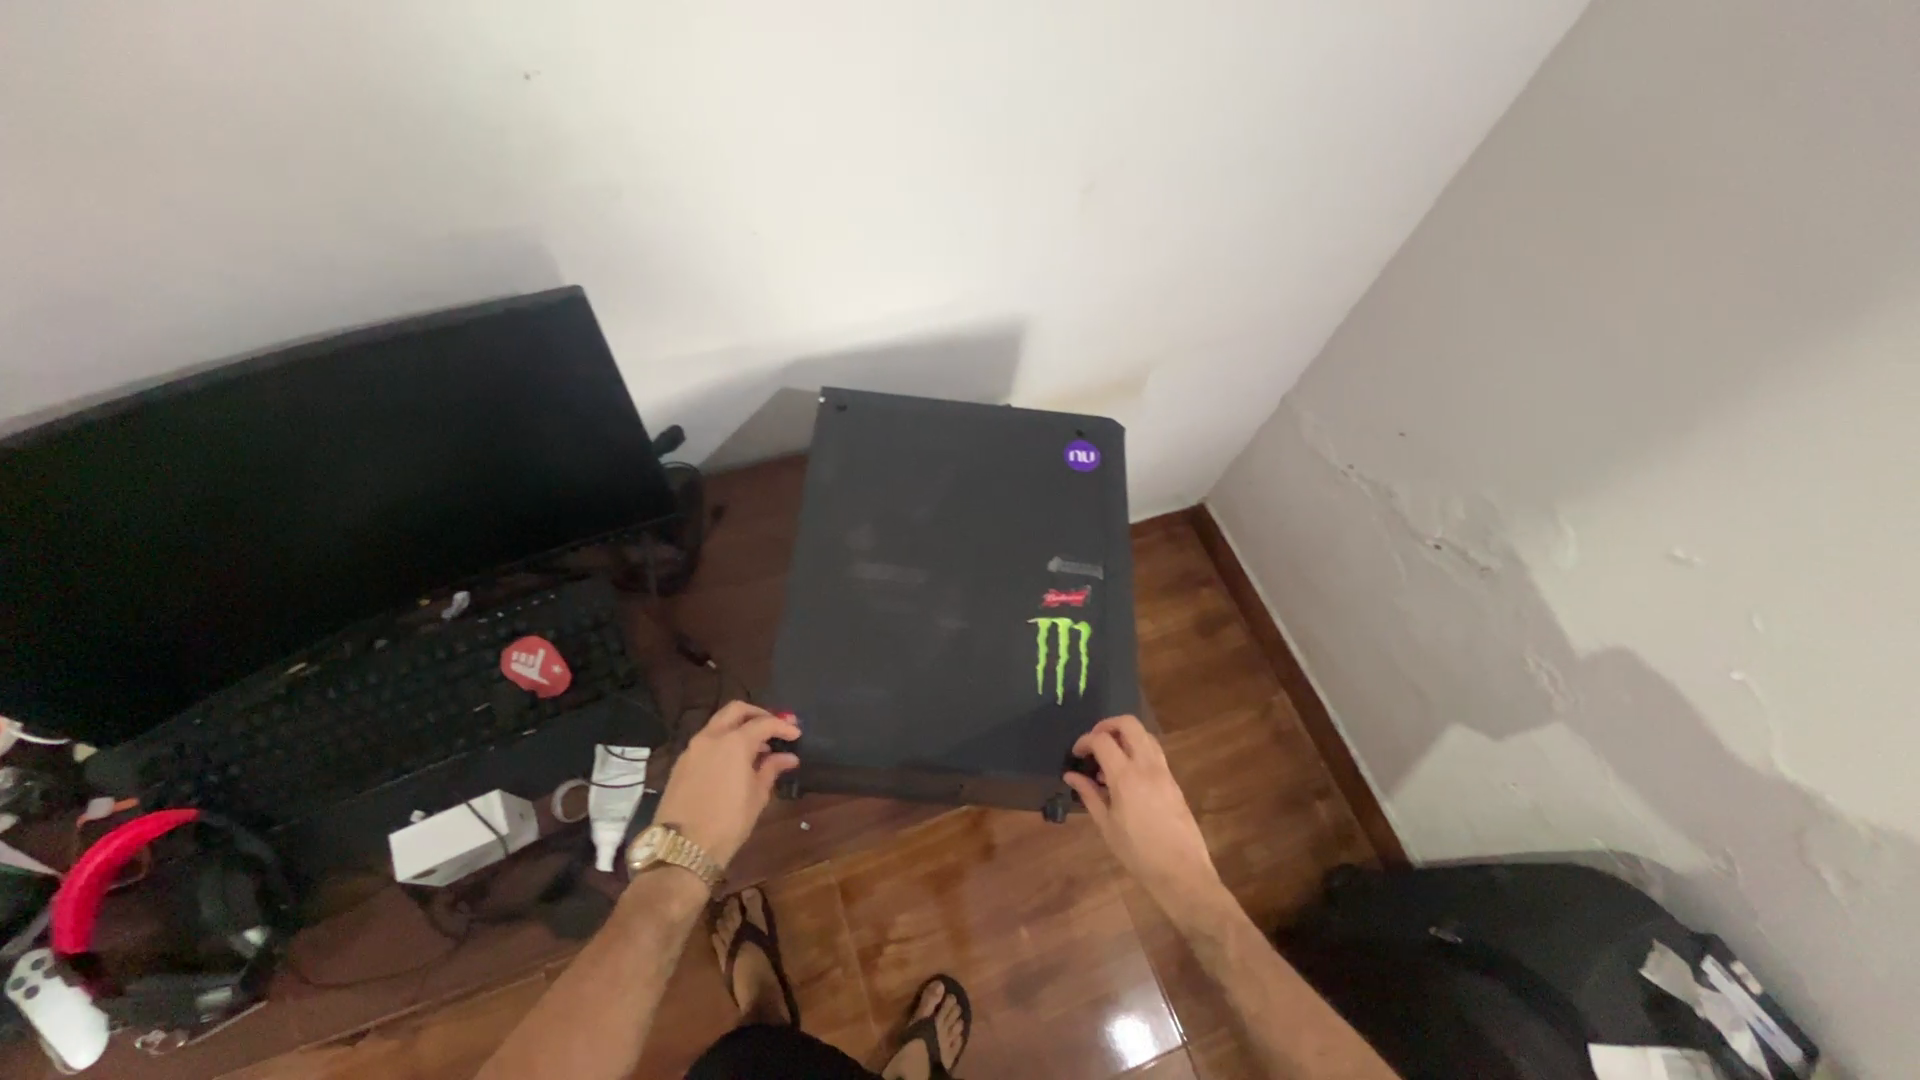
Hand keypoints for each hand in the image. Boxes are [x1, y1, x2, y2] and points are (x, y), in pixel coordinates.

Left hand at [653, 701, 800, 867]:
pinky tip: (735, 760)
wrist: (683, 847)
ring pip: (719, 724)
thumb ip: (771, 769)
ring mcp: (692, 749)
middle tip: (775, 727)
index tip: (797, 733)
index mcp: (734, 742)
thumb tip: (788, 757)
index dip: (783, 726)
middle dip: (758, 714)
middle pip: (736, 711)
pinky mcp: (682, 763)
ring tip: (758, 746)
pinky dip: (724, 741)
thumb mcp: (757, 796)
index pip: (764, 723)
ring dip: (739, 727)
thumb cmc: (728, 822)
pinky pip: (707, 741)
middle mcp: (711, 737)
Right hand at [1063, 715, 1225, 916]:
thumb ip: (1089, 795)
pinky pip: (1154, 752)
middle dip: (1107, 725)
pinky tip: (1127, 774)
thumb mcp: (1106, 825)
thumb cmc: (1138, 853)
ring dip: (1125, 736)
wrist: (1181, 872)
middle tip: (1094, 742)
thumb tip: (1071, 775)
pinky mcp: (1174, 781)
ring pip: (1145, 734)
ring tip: (1110, 757)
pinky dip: (1138, 750)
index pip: (1102, 740)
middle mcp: (1147, 766)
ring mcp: (1164, 771)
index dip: (1085, 740)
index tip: (1076, 753)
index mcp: (1126, 777)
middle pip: (1129, 724)